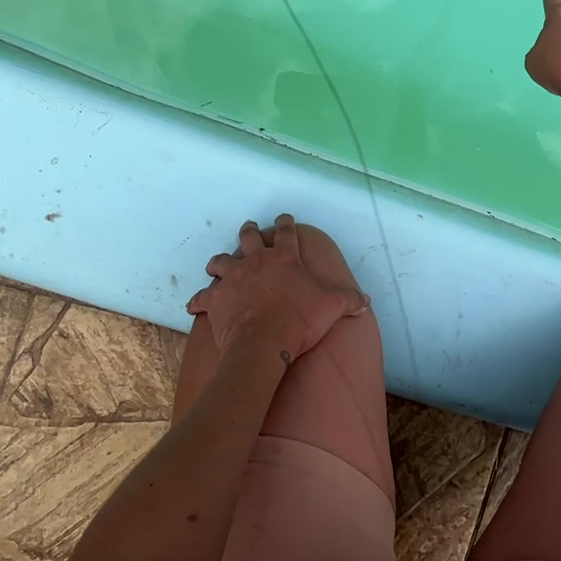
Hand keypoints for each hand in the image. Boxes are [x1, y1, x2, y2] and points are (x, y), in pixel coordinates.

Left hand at [187, 214, 369, 361]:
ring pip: (221, 260)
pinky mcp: (216, 298)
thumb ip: (349, 300)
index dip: (286, 223)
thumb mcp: (332, 307)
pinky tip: (194, 304)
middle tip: (249, 229)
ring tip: (218, 263)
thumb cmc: (299, 321)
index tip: (284, 217)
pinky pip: (202, 297)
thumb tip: (365, 301)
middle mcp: (257, 261)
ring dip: (219, 261)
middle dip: (249, 231)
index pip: (287, 232)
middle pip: (249, 237)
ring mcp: (233, 278)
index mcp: (285, 258)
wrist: (262, 343)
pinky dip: (198, 300)